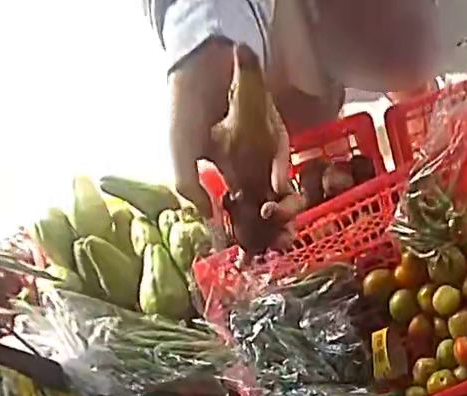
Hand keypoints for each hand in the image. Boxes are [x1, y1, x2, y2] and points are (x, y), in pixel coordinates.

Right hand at [168, 40, 296, 244]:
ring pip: (285, 195)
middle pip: (272, 214)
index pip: (246, 220)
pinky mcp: (279, 140)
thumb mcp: (181, 154)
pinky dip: (282, 178)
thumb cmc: (186, 112)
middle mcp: (255, 177)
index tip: (250, 257)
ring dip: (284, 212)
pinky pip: (284, 164)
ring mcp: (269, 160)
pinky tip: (277, 189)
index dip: (250, 239)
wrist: (198, 67)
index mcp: (233, 184)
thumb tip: (208, 219)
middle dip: (276, 234)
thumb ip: (189, 187)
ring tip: (276, 221)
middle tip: (277, 245)